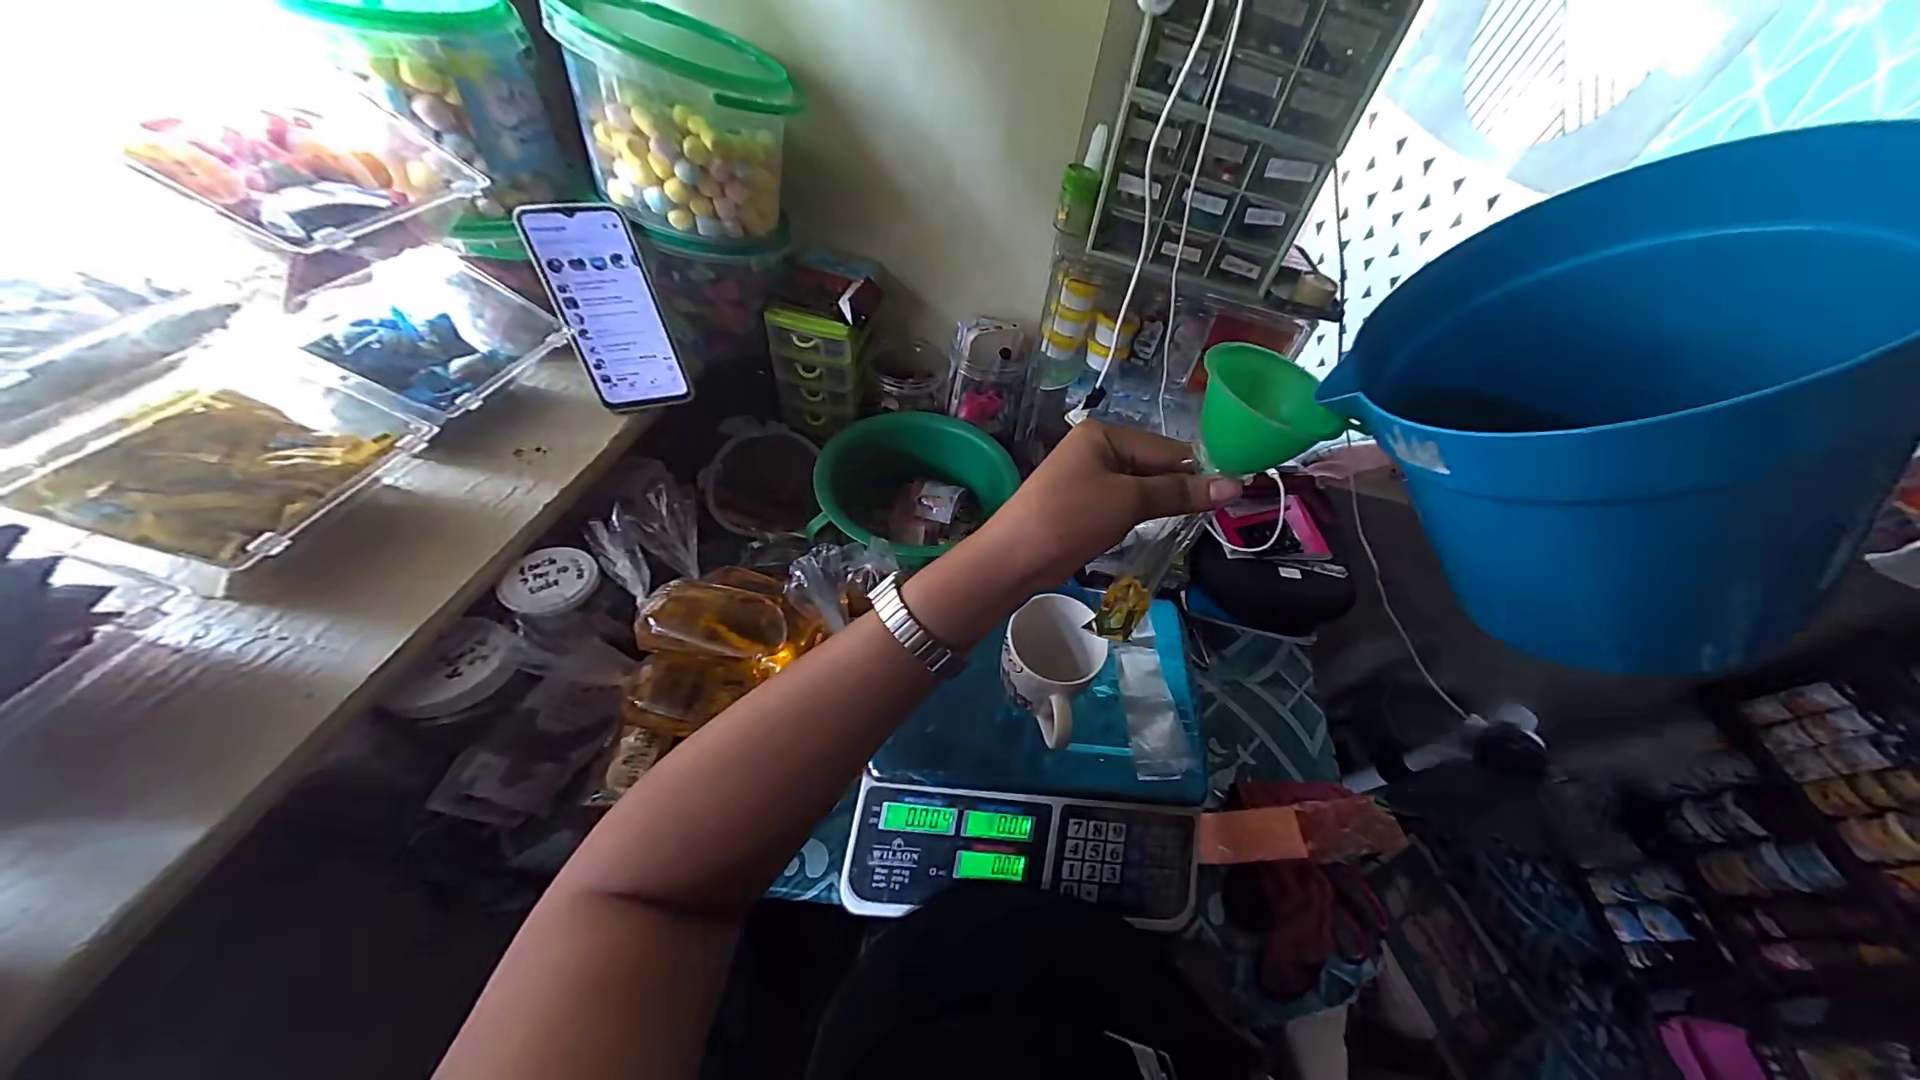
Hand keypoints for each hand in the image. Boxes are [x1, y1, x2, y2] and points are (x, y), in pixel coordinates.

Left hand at [974, 420, 1242, 589]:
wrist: (1015, 556)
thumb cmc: (1070, 517)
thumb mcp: (1128, 500)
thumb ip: (1178, 491)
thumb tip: (1233, 485)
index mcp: (1103, 435)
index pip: (1166, 448)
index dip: (1200, 470)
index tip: (1235, 492)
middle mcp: (1095, 450)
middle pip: (1154, 465)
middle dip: (1181, 488)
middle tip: (1218, 512)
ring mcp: (1087, 478)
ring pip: (1140, 487)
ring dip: (1163, 503)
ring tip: (1194, 521)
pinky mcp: (1083, 505)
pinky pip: (1123, 504)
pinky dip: (1141, 514)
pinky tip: (1159, 527)